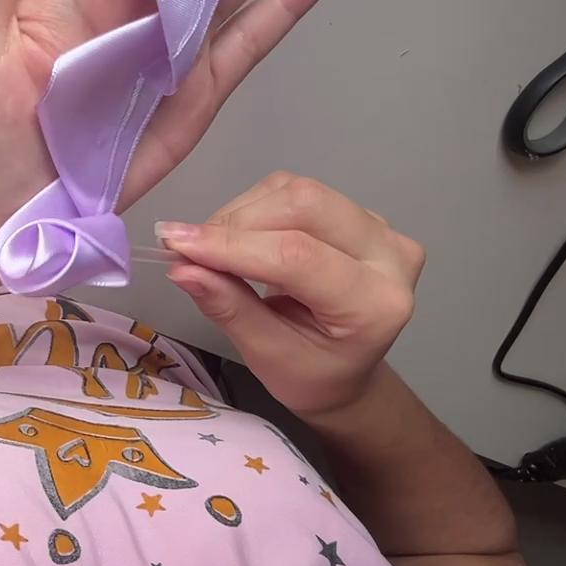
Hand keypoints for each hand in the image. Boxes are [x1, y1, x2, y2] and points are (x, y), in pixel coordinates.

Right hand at [157, 172, 424, 419]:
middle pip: (304, 205)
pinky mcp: (356, 213)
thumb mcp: (266, 355)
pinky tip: (237, 239)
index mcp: (375, 304)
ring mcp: (378, 228)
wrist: (345, 372)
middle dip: (235, 222)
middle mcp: (390, 255)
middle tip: (187, 248)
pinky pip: (294, 191)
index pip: (298, 256)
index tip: (174, 245)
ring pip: (296, 191)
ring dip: (239, 214)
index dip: (231, 245)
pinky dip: (251, 208)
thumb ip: (228, 308)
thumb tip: (183, 268)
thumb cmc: (310, 374)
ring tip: (212, 251)